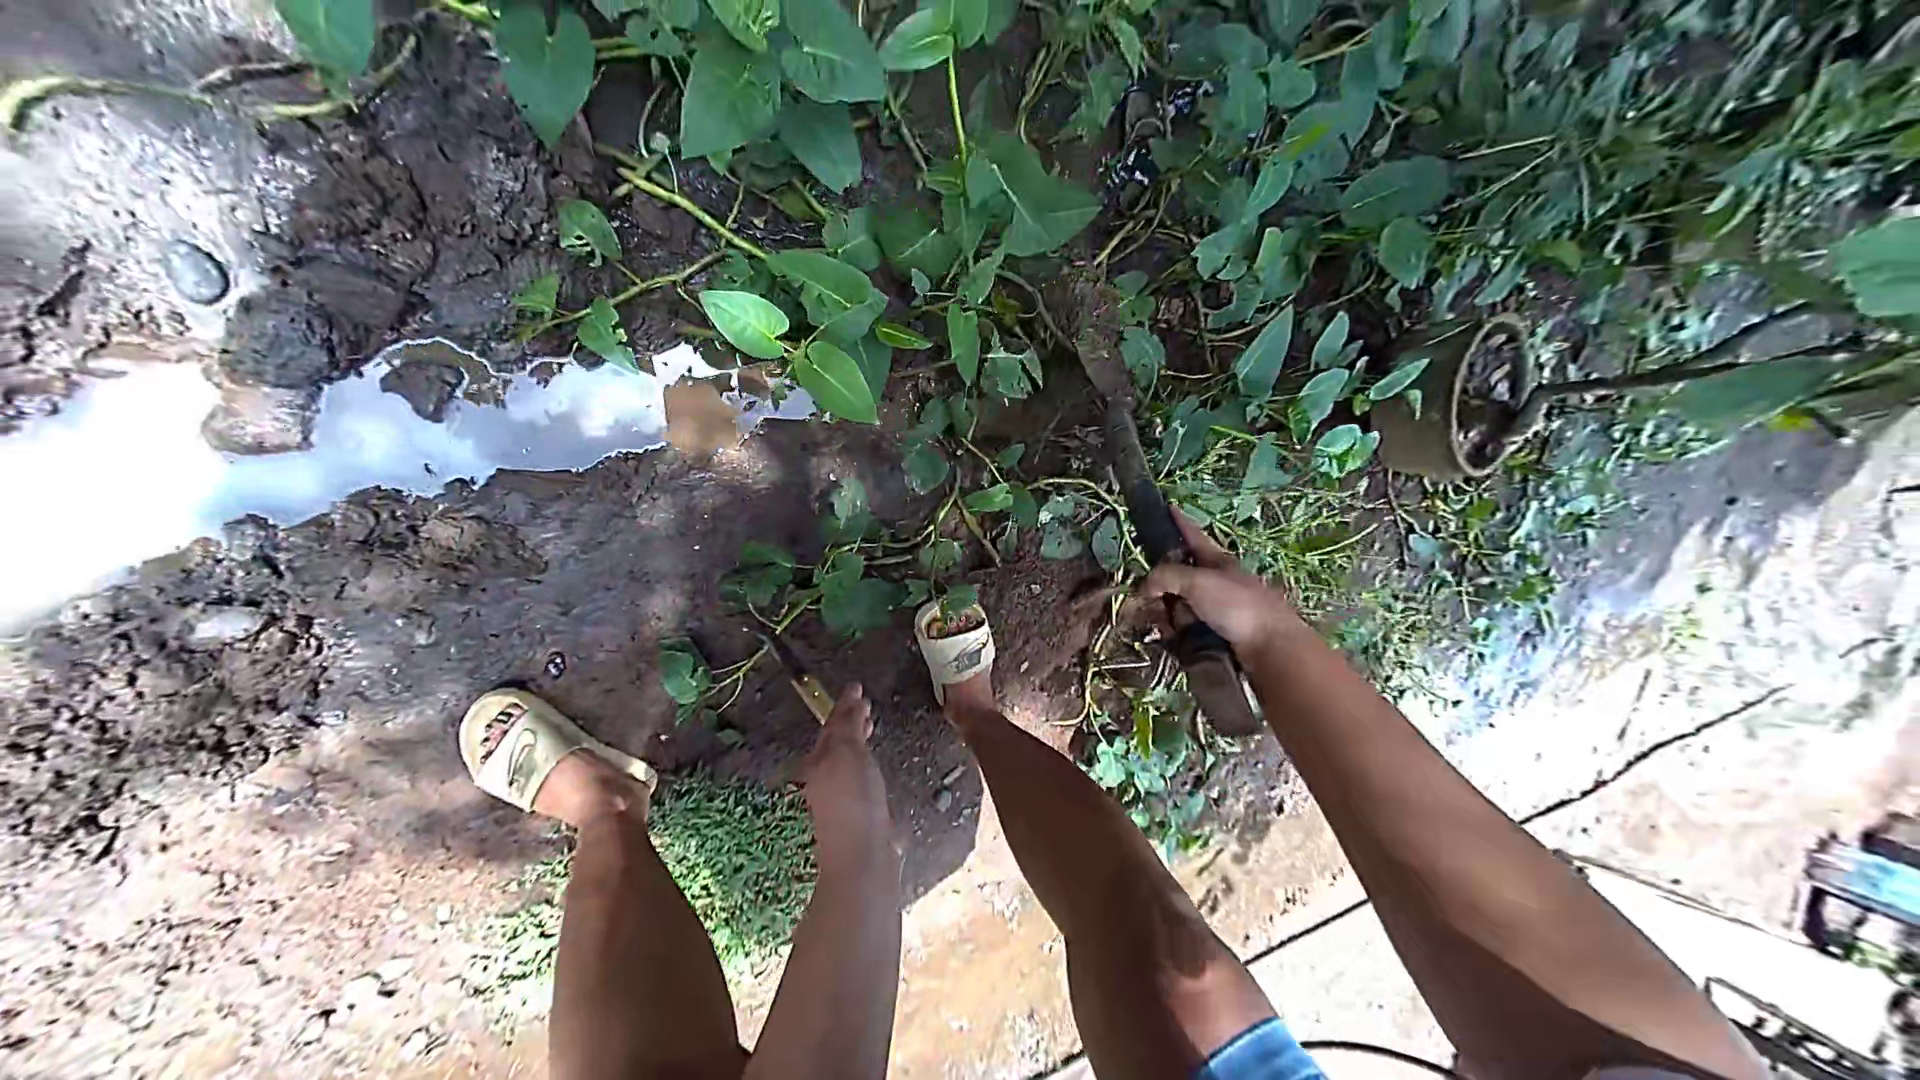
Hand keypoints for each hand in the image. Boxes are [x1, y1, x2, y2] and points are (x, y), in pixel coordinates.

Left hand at [800, 684, 898, 868]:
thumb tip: (850, 701)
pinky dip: (867, 764)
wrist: (862, 857)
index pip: (831, 725)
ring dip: (859, 743)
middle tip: (866, 707)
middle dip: (850, 724)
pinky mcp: (858, 818)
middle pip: (837, 745)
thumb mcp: (847, 751)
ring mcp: (840, 801)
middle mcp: (824, 781)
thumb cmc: (852, 799)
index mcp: (817, 763)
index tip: (857, 687)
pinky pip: (861, 779)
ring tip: (872, 731)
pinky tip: (877, 769)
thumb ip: (848, 725)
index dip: (845, 705)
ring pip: (849, 762)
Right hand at [1138, 510, 1305, 653]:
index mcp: (1217, 562)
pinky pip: (1184, 628)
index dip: (1180, 522)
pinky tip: (1175, 638)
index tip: (1168, 507)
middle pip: (1178, 577)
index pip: (1193, 536)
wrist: (1270, 647)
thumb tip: (1145, 587)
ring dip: (1167, 614)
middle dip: (1161, 587)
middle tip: (1150, 598)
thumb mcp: (1197, 581)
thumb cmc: (1237, 605)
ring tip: (1166, 624)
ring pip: (1178, 604)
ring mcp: (1216, 609)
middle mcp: (1216, 583)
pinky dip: (1176, 632)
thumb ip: (1166, 576)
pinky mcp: (1214, 634)